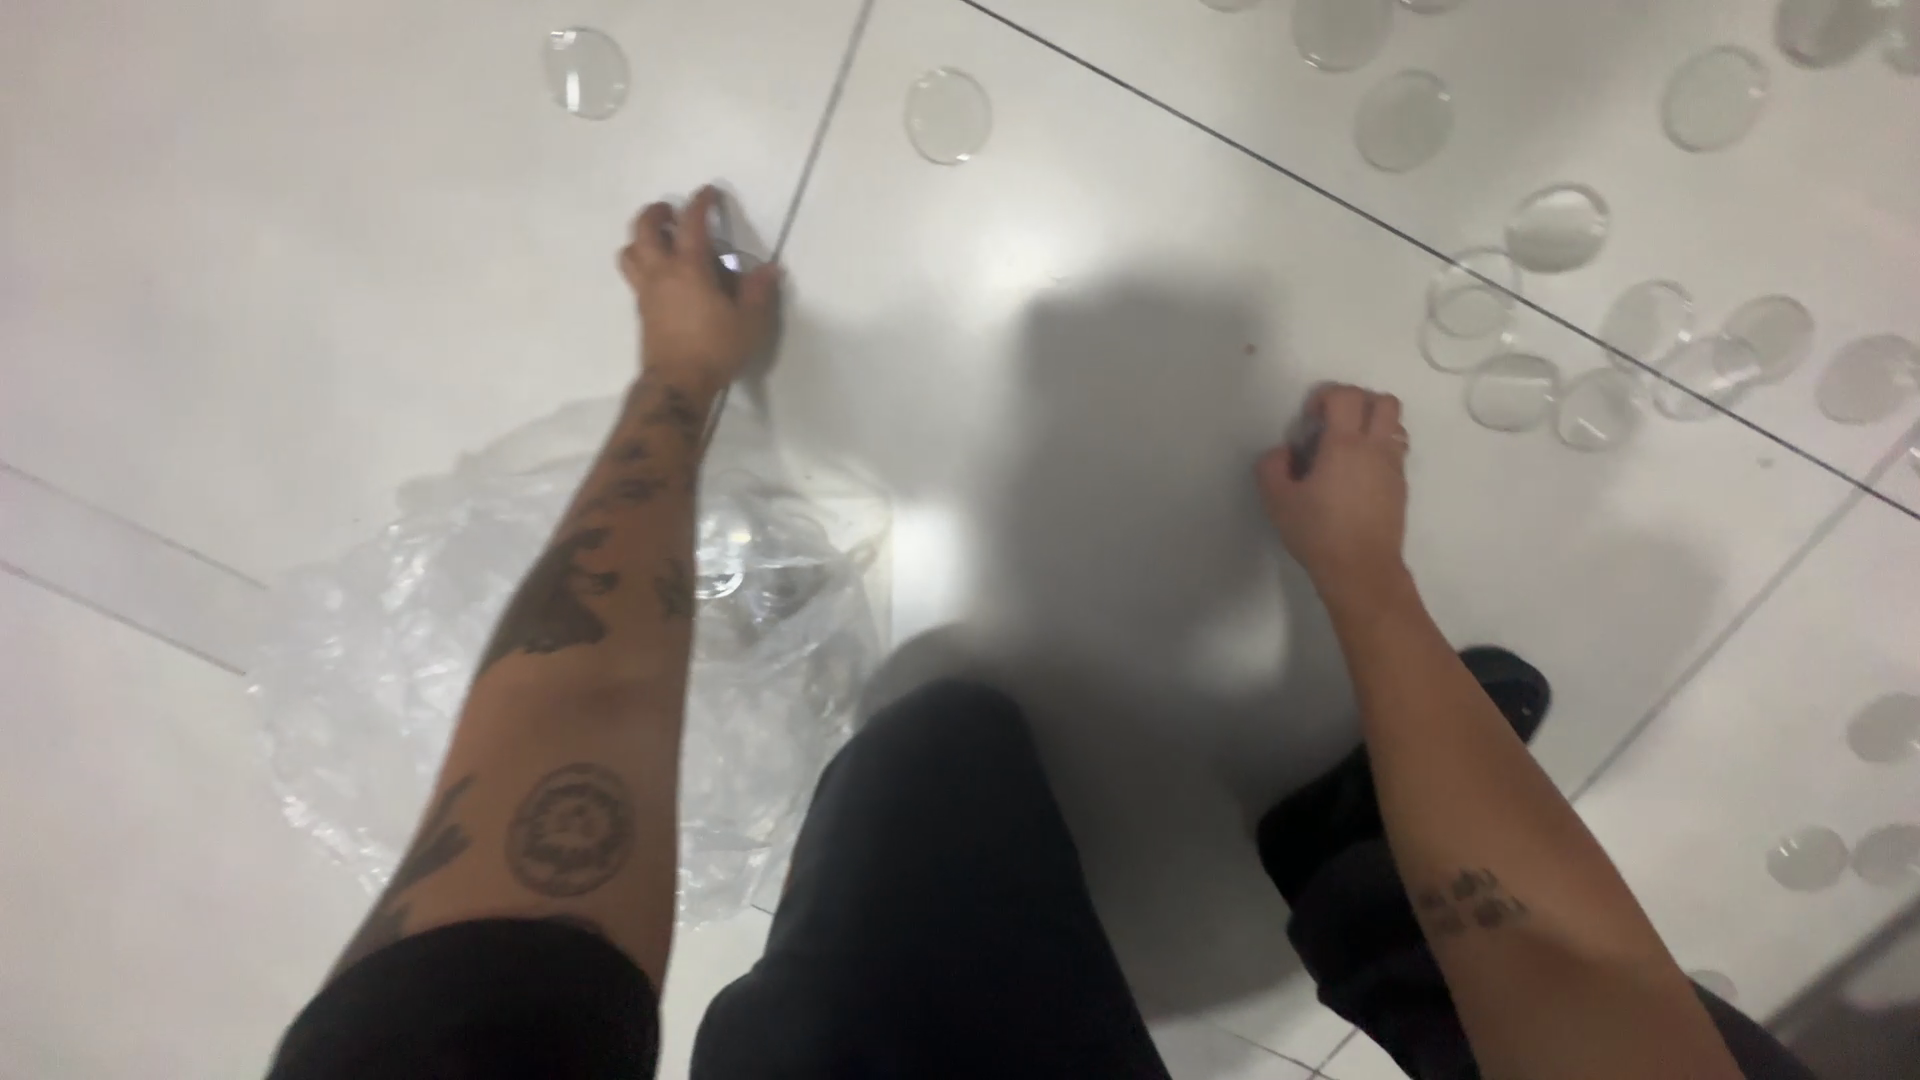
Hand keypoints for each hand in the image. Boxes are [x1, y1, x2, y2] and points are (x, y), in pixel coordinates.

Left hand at [620, 186, 781, 390]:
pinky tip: (659, 275)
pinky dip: (642, 263)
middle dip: (657, 213)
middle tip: (670, 211)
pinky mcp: (641, 310)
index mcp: (689, 269)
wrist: (678, 382)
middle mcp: (661, 272)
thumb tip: (771, 269)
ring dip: (640, 238)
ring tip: (657, 240)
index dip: (700, 203)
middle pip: (645, 229)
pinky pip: (633, 276)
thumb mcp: (749, 322)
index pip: (692, 224)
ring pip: (630, 251)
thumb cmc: (716, 349)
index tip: (708, 192)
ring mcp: (646, 291)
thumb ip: (759, 292)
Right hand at [1256, 383, 1410, 599]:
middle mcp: (1376, 448)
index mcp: (1344, 445)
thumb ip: (1272, 466)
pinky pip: (1394, 449)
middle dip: (1356, 401)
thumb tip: (1285, 452)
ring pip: (1394, 424)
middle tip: (1331, 423)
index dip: (1324, 397)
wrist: (1361, 568)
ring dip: (1370, 424)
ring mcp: (1393, 466)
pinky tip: (1353, 474)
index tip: (1308, 420)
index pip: (1345, 396)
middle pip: (1383, 401)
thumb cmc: (1316, 532)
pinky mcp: (1400, 485)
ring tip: (1344, 448)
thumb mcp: (1276, 500)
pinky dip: (1377, 448)